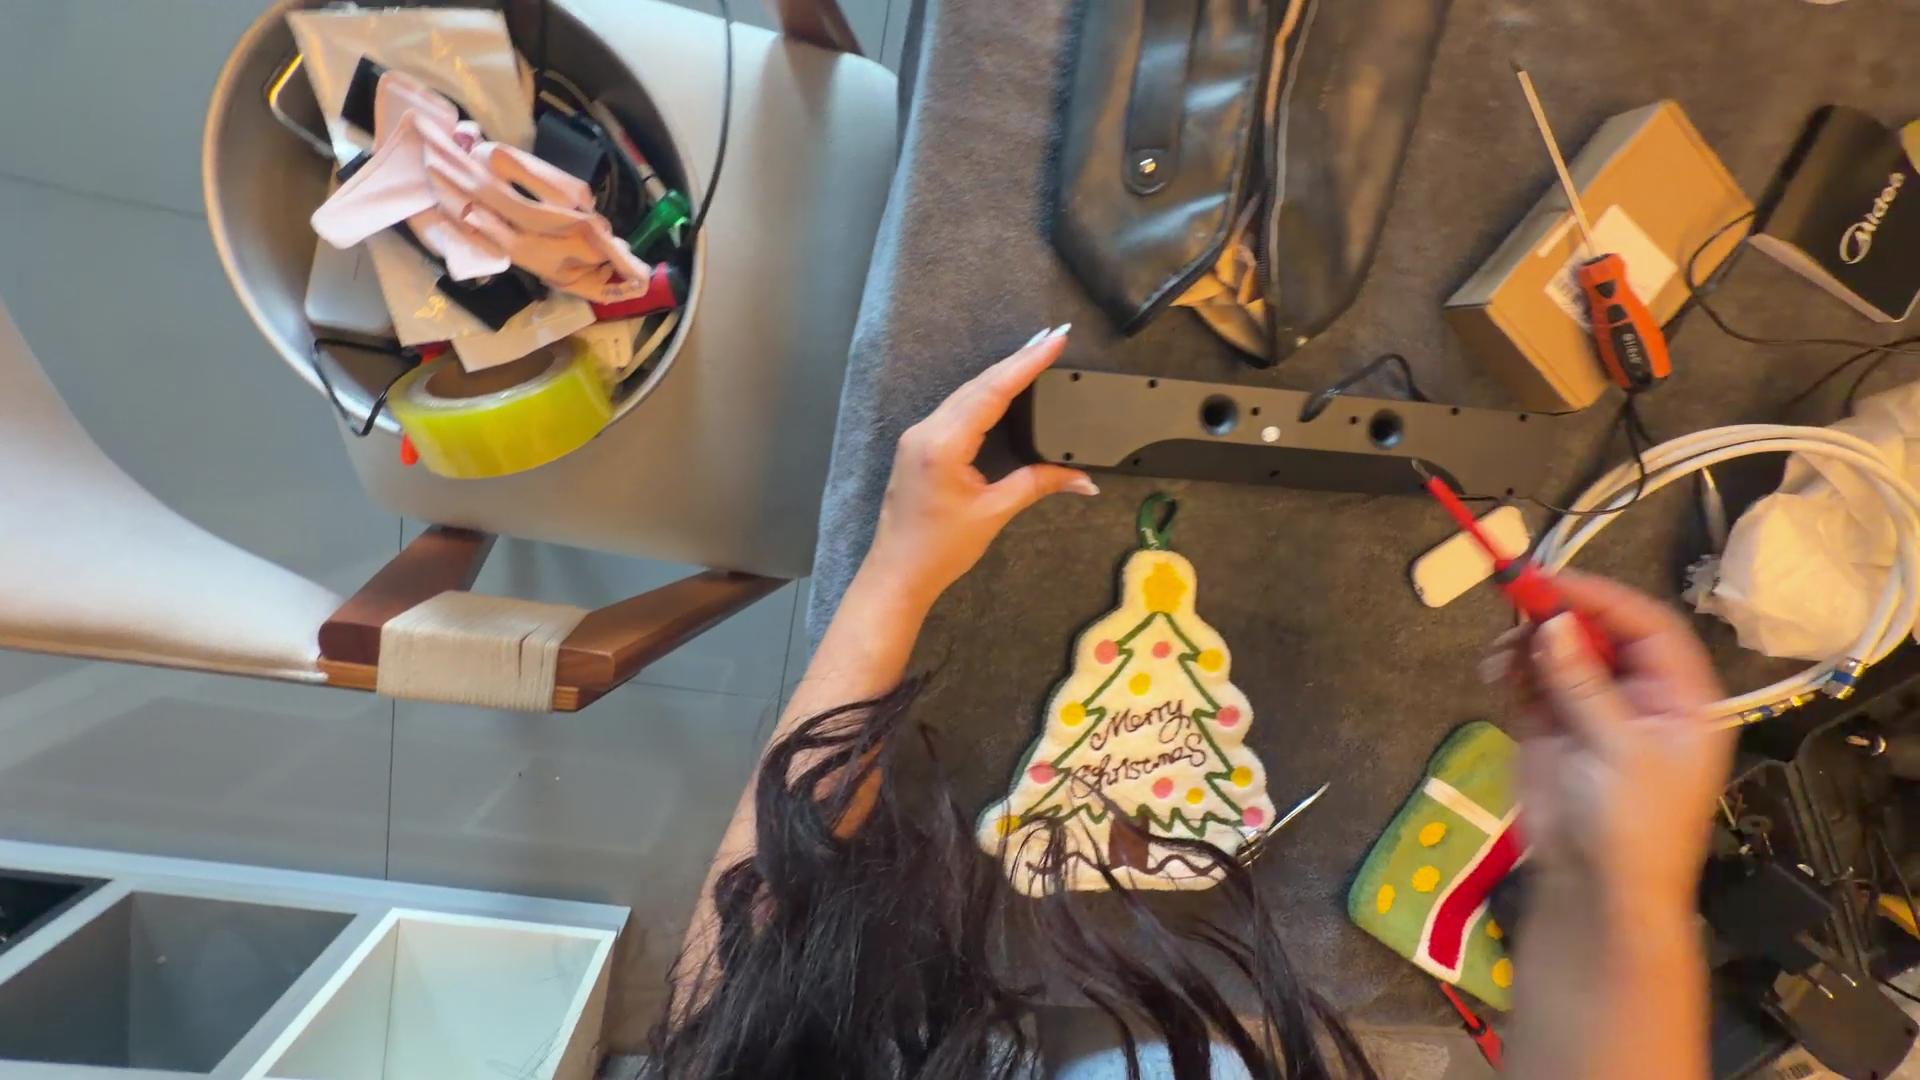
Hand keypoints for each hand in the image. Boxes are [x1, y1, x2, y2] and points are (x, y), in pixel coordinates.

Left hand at [861, 325, 1097, 611]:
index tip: (1054, 339)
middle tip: (1052, 338)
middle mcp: (926, 431)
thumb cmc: (941, 549)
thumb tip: (1085, 479)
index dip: (1025, 363)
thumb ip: (1038, 484)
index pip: (991, 392)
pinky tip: (1002, 388)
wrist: (897, 572)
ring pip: (965, 394)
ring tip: (1034, 356)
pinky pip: (955, 409)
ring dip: (1000, 375)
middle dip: (1016, 361)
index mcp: (943, 444)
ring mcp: (918, 436)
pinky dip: (983, 395)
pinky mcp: (919, 446)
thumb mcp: (994, 512)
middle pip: (977, 386)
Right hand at [1486, 572, 1732, 918]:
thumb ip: (1581, 683)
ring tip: (1500, 657)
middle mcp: (1633, 693)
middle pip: (1596, 632)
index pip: (1646, 628)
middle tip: (1511, 605)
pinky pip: (1526, 675)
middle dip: (1554, 617)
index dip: (1602, 599)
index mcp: (1676, 698)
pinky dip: (1507, 665)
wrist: (1590, 876)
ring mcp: (1586, 704)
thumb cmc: (1628, 819)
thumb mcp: (1617, 748)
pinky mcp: (1546, 718)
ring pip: (1554, 649)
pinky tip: (1494, 672)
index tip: (1549, 582)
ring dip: (1524, 643)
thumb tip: (1552, 624)